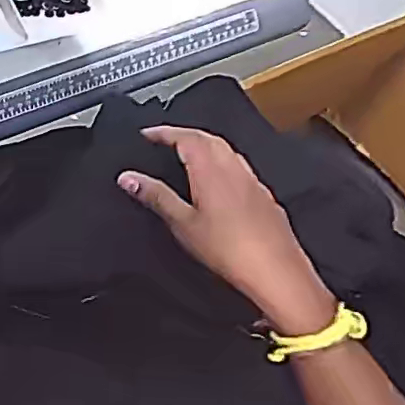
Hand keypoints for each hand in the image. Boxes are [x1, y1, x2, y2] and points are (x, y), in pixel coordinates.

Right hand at [118, 125, 337, 333]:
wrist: (275, 271)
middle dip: (184, 135)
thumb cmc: (229, 249)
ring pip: (227, 151)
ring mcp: (253, 182)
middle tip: (164, 141)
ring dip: (204, 146)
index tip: (146, 134)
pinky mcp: (263, 197)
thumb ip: (155, 196)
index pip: (186, 137)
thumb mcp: (182, 223)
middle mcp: (235, 169)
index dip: (164, 133)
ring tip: (186, 155)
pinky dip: (222, 163)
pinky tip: (217, 181)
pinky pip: (240, 168)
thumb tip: (128, 177)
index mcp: (211, 171)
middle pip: (208, 139)